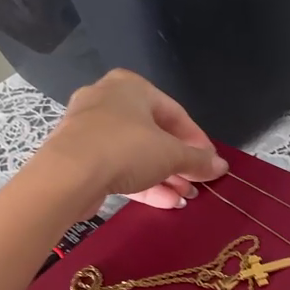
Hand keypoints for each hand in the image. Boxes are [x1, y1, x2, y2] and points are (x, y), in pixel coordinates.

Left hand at [35, 69, 227, 211]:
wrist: (67, 175)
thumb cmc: (125, 149)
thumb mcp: (171, 154)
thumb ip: (198, 160)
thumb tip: (221, 166)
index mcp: (131, 86)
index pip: (175, 113)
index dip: (197, 141)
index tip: (211, 164)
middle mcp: (108, 100)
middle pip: (154, 134)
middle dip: (178, 163)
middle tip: (196, 184)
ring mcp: (90, 129)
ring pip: (135, 153)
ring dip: (163, 177)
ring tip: (183, 198)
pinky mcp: (79, 157)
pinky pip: (117, 167)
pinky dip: (141, 183)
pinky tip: (164, 203)